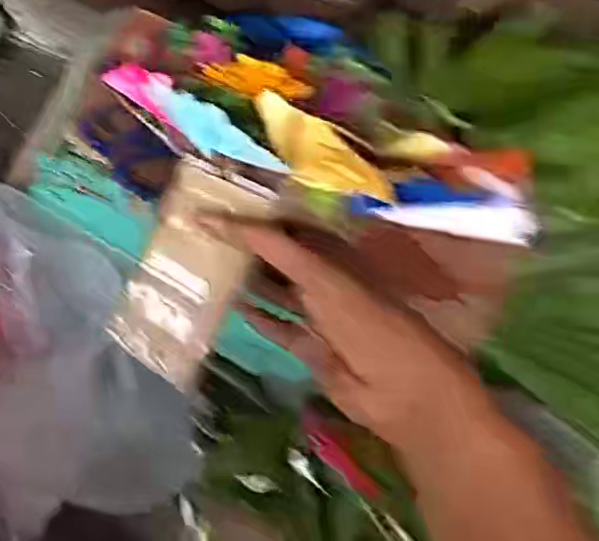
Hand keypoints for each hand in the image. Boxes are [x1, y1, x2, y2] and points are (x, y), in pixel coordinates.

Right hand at [222, 221, 497, 451]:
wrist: (409, 403)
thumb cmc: (373, 329)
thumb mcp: (320, 277)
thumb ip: (266, 244)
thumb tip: (203, 215)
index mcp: (338, 263)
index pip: (289, 228)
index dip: (255, 215)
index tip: (213, 200)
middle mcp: (327, 286)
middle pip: (276, 257)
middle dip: (240, 244)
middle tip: (194, 229)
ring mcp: (318, 317)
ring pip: (270, 288)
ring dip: (240, 277)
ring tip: (198, 260)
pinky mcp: (307, 346)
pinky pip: (271, 324)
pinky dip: (249, 313)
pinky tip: (222, 301)